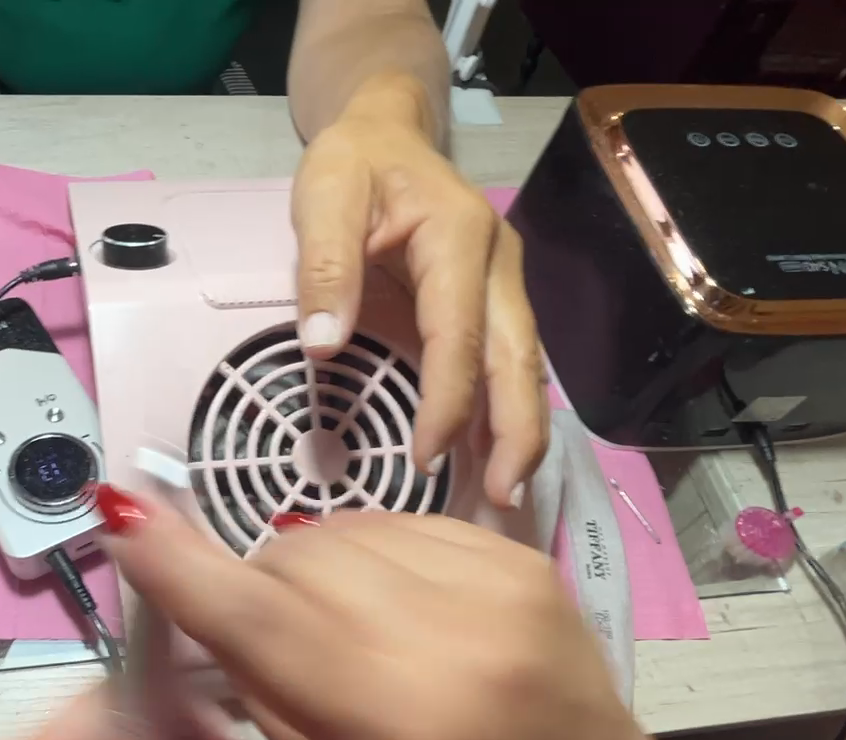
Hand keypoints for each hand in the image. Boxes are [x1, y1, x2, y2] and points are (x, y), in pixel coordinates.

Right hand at [96, 488, 668, 739]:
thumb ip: (264, 682)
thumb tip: (206, 595)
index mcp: (390, 714)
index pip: (255, 616)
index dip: (177, 563)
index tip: (121, 517)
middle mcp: (445, 633)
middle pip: (293, 553)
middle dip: (259, 578)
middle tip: (274, 626)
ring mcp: (492, 580)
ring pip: (339, 527)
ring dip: (312, 562)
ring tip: (344, 618)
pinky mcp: (518, 551)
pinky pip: (396, 521)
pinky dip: (370, 552)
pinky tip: (396, 597)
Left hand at [294, 71, 547, 505]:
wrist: (386, 135)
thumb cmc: (354, 165)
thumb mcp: (325, 195)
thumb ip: (325, 266)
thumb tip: (324, 345)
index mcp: (458, 237)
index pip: (458, 334)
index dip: (446, 401)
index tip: (425, 457)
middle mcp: (497, 266)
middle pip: (517, 359)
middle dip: (516, 432)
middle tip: (503, 499)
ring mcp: (501, 286)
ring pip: (521, 367)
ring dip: (518, 431)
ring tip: (507, 492)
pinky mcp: (490, 304)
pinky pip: (503, 364)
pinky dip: (501, 412)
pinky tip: (491, 455)